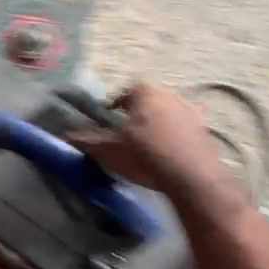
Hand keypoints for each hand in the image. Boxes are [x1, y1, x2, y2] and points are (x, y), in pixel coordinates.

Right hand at [70, 84, 224, 195]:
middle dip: (137, 113)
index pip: (127, 91)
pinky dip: (172, 137)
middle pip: (149, 101)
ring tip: (145, 144)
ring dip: (156, 125)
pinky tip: (164, 154)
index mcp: (145, 94)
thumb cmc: (143, 155)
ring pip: (167, 114)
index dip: (116, 103)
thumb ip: (85, 141)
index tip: (109, 118)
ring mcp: (191, 113)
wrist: (190, 177)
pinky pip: (182, 129)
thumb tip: (64, 135)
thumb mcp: (107, 150)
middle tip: (125, 131)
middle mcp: (170, 97)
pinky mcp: (204, 132)